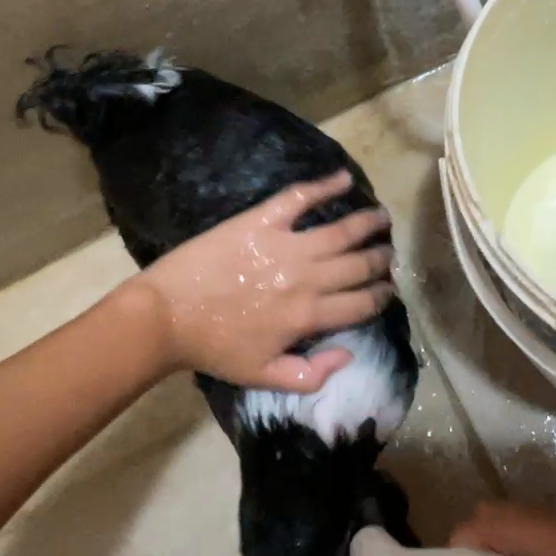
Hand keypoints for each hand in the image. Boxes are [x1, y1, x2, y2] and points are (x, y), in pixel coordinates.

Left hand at [130, 171, 395, 392]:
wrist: (167, 317)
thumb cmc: (214, 348)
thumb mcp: (263, 376)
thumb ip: (311, 374)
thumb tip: (348, 354)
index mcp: (307, 316)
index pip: (360, 304)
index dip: (380, 297)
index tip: (388, 290)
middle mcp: (305, 278)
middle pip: (357, 266)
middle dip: (380, 261)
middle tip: (389, 255)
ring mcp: (285, 245)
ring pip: (340, 231)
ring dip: (367, 223)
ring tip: (383, 217)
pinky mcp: (262, 221)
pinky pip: (299, 198)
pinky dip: (324, 186)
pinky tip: (344, 178)